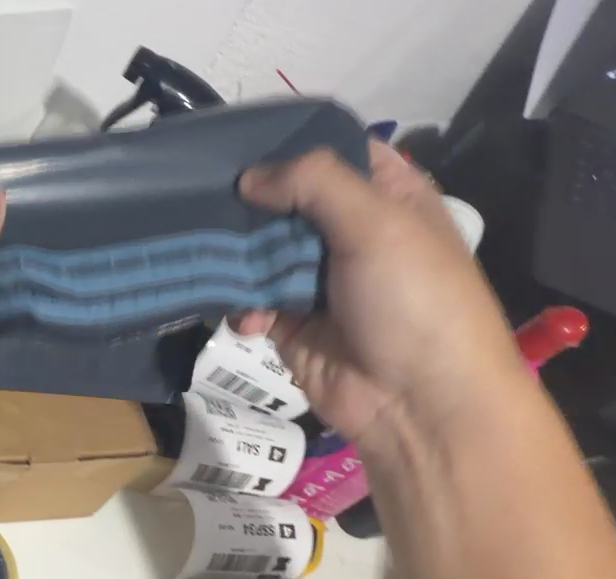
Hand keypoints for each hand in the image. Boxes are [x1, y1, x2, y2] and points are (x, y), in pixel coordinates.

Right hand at [234, 143, 526, 453]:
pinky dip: (239, 307)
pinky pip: (249, 303)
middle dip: (247, 205)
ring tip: (209, 258)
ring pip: (259, 254)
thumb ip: (313, 186)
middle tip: (201, 199)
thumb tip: (247, 177)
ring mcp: (315, 281)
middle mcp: (347, 234)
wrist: (413, 398)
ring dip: (235, 259)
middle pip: (285, 204)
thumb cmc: (413, 299)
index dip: (290, 146)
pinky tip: (246, 318)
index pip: (332, 154)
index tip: (237, 143)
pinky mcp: (288, 324)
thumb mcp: (376, 223)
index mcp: (385, 197)